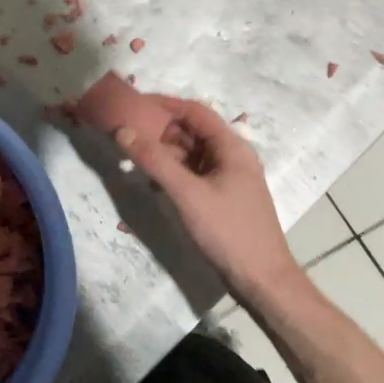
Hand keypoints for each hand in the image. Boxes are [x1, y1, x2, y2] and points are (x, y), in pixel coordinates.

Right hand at [119, 96, 304, 299]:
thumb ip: (153, 160)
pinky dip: (174, 172)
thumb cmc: (228, 230)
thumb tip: (121, 130)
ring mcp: (230, 177)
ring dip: (165, 153)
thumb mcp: (186, 194)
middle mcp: (233, 156)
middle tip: (126, 133)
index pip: (194, 111)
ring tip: (134, 157)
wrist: (262, 279)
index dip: (164, 104)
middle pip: (193, 131)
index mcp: (232, 146)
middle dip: (160, 130)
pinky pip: (195, 173)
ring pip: (192, 154)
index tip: (132, 103)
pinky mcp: (224, 196)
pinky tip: (153, 182)